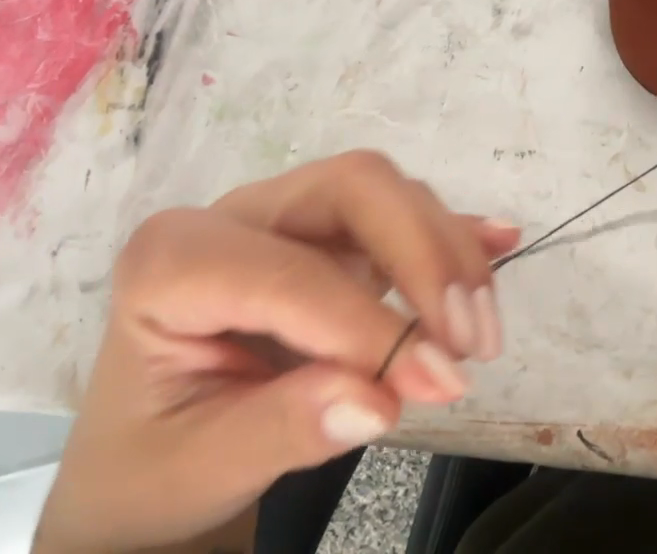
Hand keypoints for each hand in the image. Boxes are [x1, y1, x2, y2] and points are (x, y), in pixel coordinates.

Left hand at [34, 151, 518, 553]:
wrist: (154, 458)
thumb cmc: (155, 465)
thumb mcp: (198, 468)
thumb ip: (280, 430)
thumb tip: (378, 401)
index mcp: (173, 262)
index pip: (289, 273)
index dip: (368, 325)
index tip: (437, 385)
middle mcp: (241, 218)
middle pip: (354, 188)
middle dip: (424, 254)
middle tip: (468, 341)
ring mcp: (295, 218)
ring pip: (392, 196)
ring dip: (450, 257)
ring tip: (480, 339)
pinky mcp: (340, 237)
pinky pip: (406, 217)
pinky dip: (455, 233)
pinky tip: (502, 240)